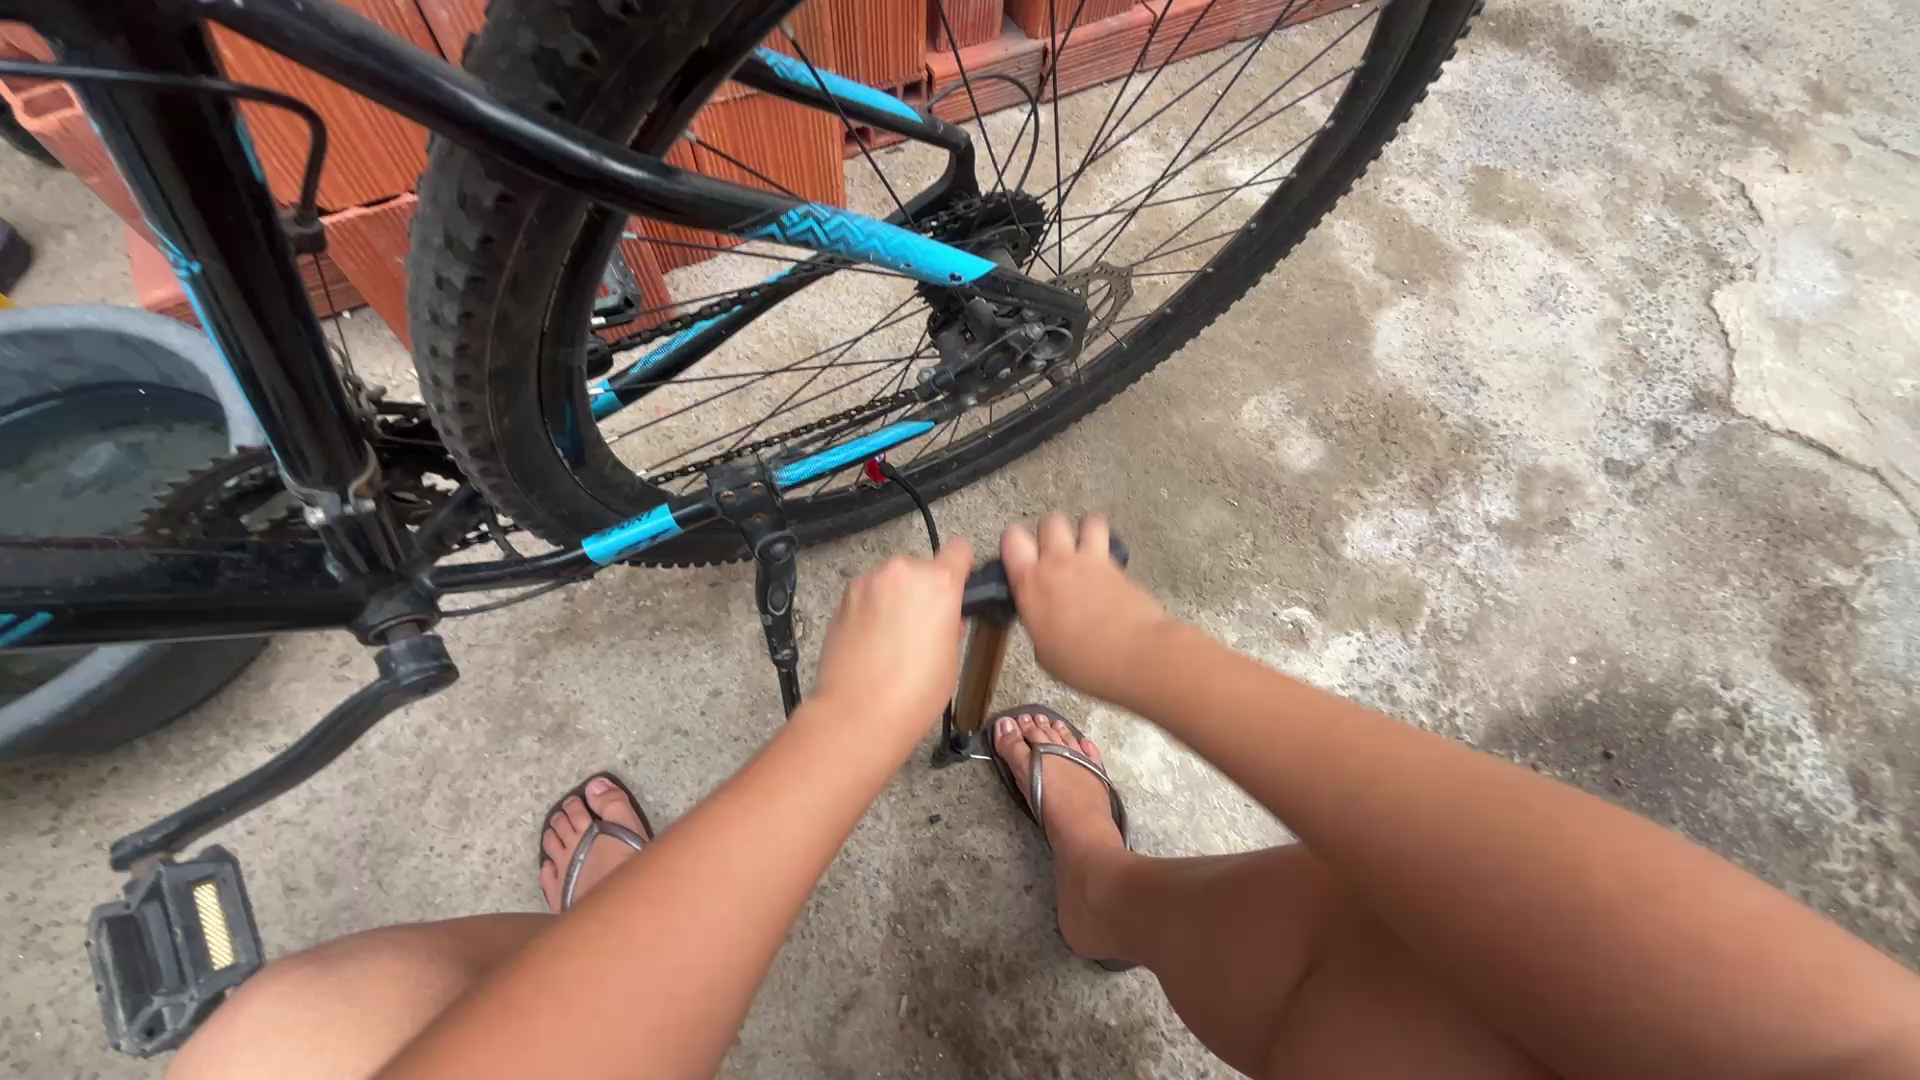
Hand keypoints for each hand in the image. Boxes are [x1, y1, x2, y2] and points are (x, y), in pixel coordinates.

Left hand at [811, 542, 973, 734]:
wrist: (859, 713)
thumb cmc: (912, 692)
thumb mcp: (951, 657)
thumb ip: (950, 623)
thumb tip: (945, 618)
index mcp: (939, 583)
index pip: (959, 550)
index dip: (961, 568)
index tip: (958, 584)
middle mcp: (902, 573)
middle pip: (921, 569)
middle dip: (923, 592)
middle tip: (923, 628)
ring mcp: (868, 583)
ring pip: (891, 582)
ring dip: (895, 600)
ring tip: (893, 640)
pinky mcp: (844, 598)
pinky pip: (867, 595)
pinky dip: (871, 610)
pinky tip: (872, 643)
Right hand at [1002, 514, 1170, 703]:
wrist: (1134, 656)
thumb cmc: (1083, 663)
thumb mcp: (1045, 651)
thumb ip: (1040, 623)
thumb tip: (1047, 620)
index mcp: (1031, 583)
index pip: (1012, 538)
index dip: (1015, 543)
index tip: (1020, 558)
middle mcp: (1059, 563)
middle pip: (1051, 520)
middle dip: (1052, 532)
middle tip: (1055, 554)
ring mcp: (1093, 561)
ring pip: (1088, 520)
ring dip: (1086, 531)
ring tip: (1087, 551)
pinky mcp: (1121, 567)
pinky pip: (1112, 548)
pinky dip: (1108, 557)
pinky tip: (1110, 579)